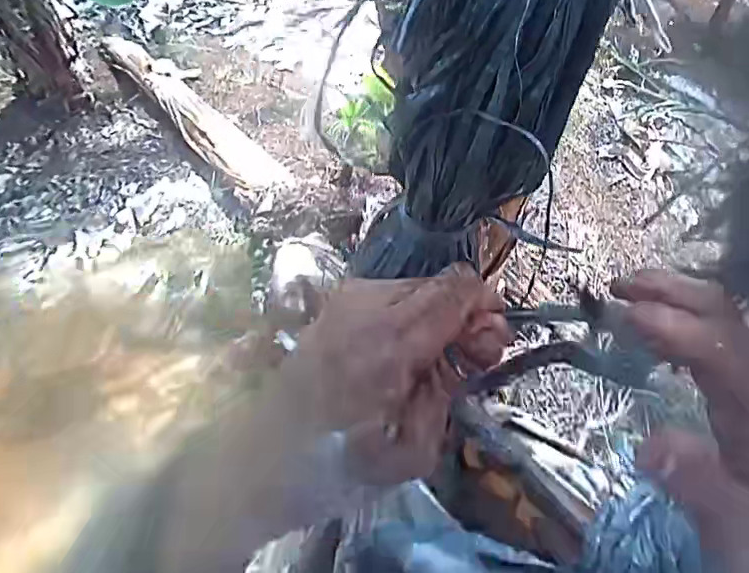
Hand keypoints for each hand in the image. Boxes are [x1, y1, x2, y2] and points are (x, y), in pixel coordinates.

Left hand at [156, 265, 509, 571]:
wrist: (255, 461)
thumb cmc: (334, 465)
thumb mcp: (410, 449)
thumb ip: (453, 386)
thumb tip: (482, 342)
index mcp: (389, 341)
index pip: (459, 287)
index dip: (487, 305)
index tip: (493, 339)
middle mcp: (369, 304)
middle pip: (444, 282)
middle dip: (467, 314)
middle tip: (470, 356)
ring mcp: (350, 296)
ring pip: (421, 286)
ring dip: (439, 315)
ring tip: (430, 361)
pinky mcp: (340, 300)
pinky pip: (395, 294)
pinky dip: (412, 316)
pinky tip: (403, 352)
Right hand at [613, 270, 748, 572]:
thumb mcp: (740, 532)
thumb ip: (699, 485)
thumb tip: (646, 445)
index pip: (719, 348)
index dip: (673, 323)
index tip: (626, 312)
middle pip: (722, 317)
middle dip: (672, 290)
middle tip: (621, 284)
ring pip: (720, 325)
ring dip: (676, 300)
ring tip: (630, 296)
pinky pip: (716, 348)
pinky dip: (682, 327)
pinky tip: (658, 337)